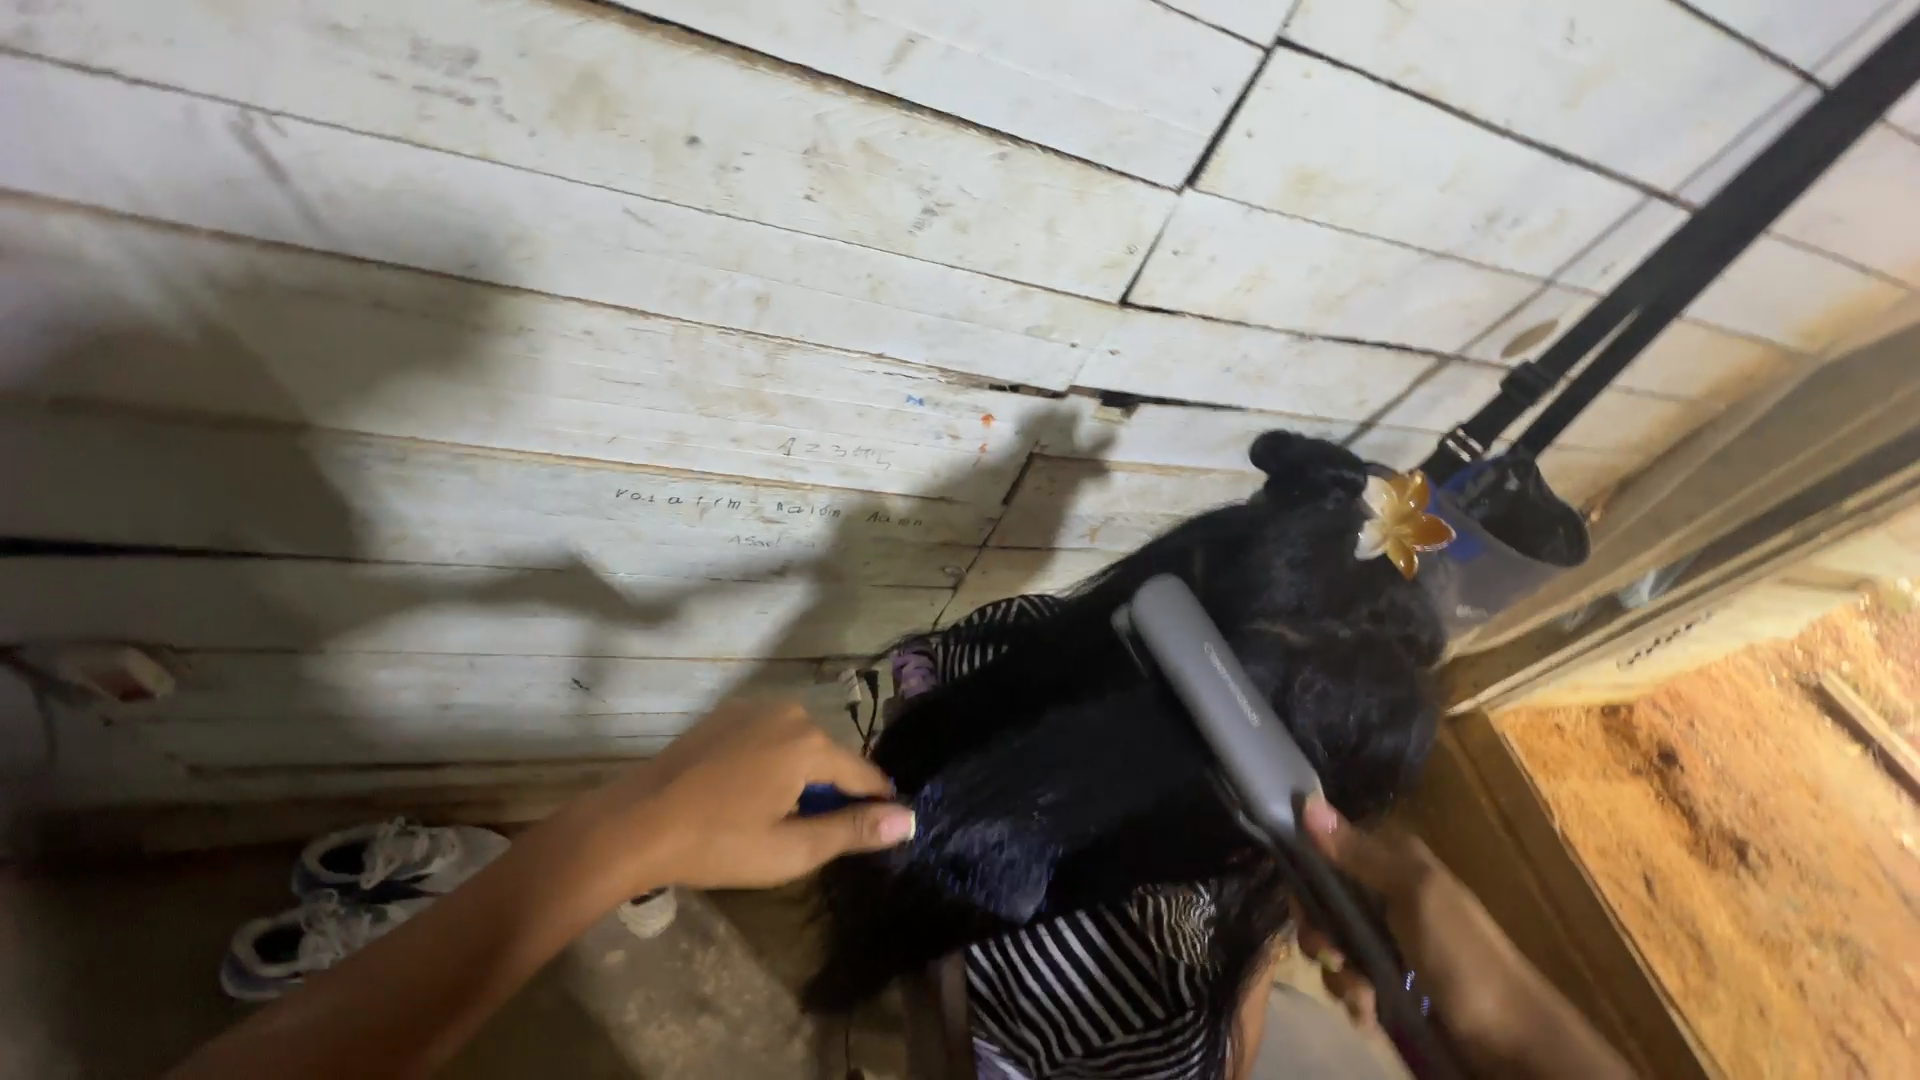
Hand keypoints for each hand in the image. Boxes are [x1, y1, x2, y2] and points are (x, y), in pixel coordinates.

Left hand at [572, 699, 917, 891]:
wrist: (633, 823)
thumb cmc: (717, 842)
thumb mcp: (791, 847)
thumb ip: (854, 830)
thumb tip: (908, 819)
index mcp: (810, 743)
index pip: (864, 775)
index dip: (875, 805)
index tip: (880, 831)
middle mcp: (790, 712)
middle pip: (831, 757)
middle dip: (831, 792)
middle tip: (810, 835)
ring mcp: (755, 707)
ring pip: (800, 745)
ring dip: (802, 776)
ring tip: (777, 817)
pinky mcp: (727, 713)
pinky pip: (770, 736)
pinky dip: (773, 761)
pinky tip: (747, 793)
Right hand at [1294, 796, 1539, 1047]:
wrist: (1512, 1042)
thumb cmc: (1463, 956)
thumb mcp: (1413, 895)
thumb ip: (1358, 853)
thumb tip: (1306, 802)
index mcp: (1393, 860)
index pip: (1326, 848)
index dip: (1306, 873)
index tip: (1304, 902)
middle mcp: (1384, 892)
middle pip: (1320, 899)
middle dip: (1318, 932)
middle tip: (1331, 953)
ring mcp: (1385, 938)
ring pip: (1330, 941)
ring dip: (1337, 971)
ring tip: (1362, 994)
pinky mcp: (1387, 978)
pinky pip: (1348, 978)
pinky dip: (1353, 996)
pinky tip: (1369, 1011)